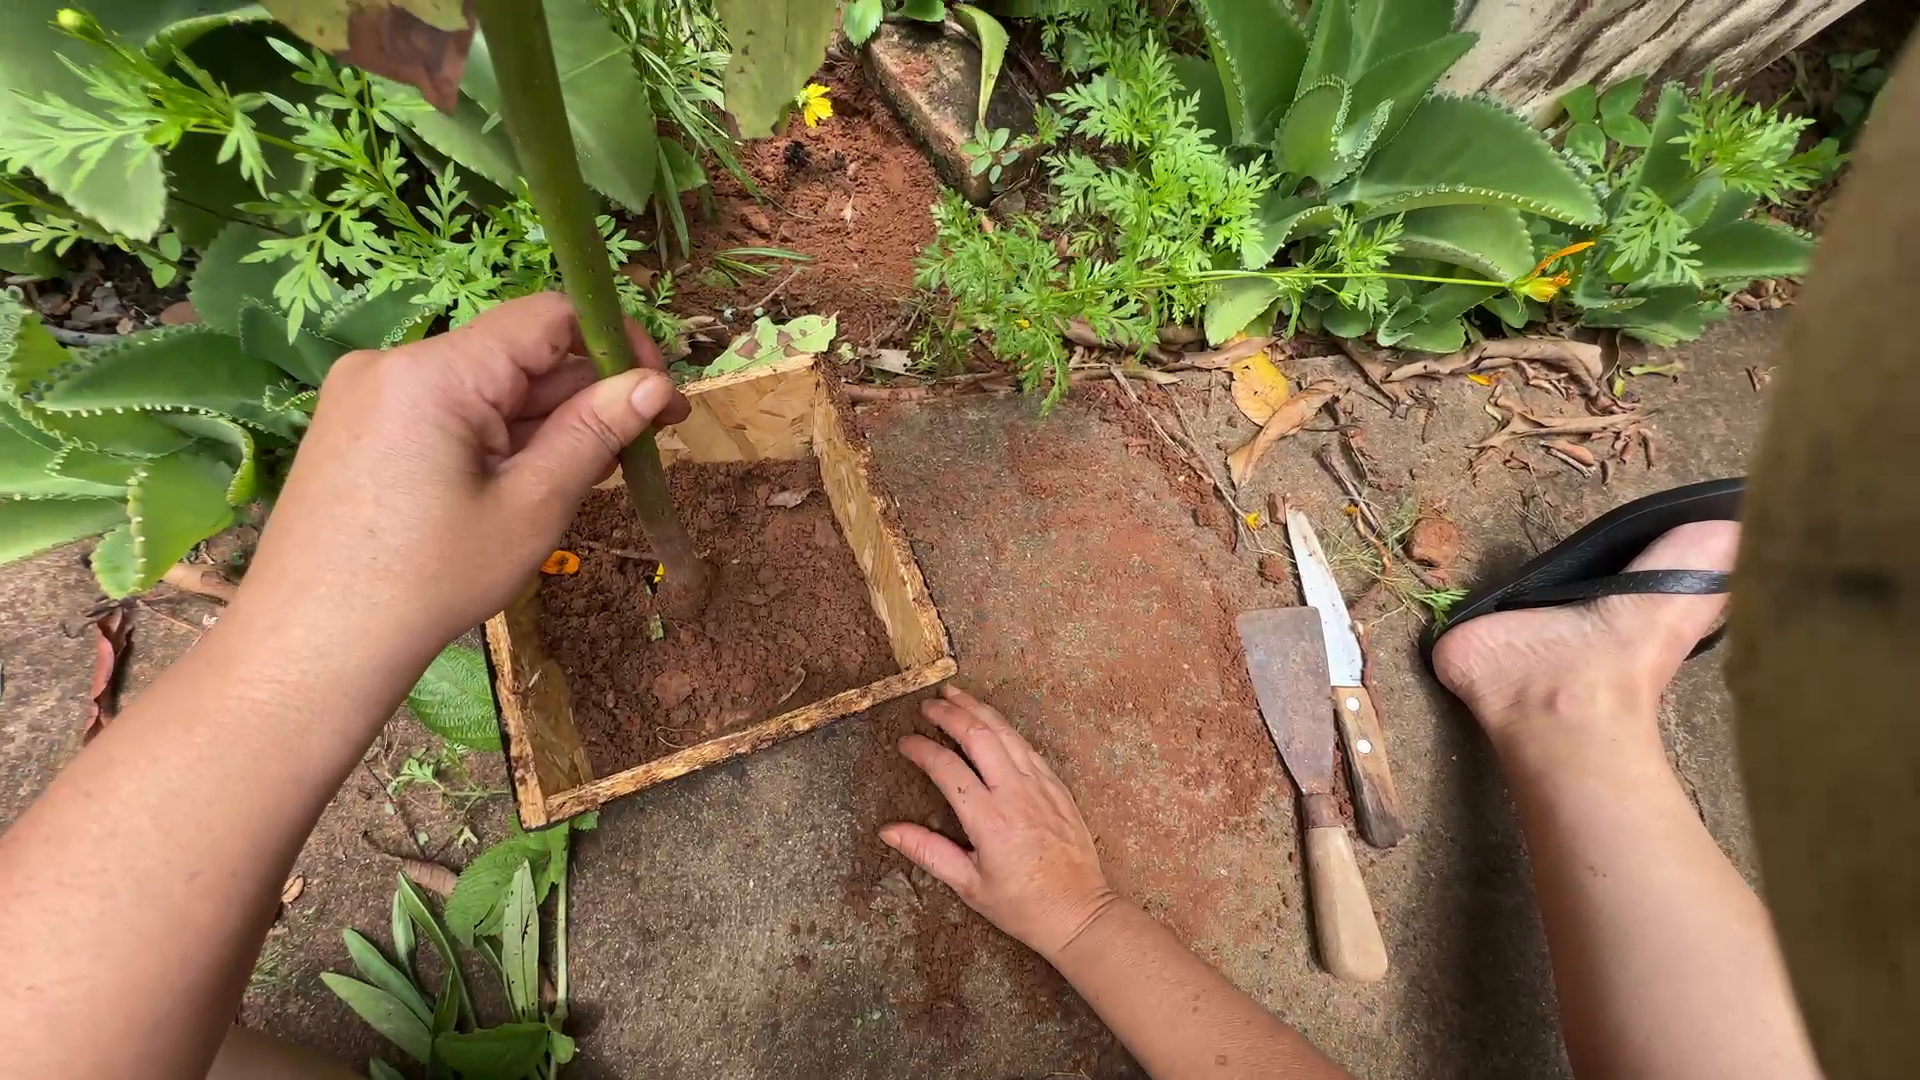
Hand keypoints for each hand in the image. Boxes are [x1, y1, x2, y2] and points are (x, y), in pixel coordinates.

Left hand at [237, 292, 690, 663]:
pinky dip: (512, 437)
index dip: (615, 343)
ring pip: (496, 388)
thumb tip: (658, 384)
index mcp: (436, 373)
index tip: (657, 394)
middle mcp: (398, 365)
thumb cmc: (434, 577)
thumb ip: (596, 433)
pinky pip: (461, 412)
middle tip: (649, 440)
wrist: (317, 644)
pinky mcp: (369, 427)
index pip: (547, 317)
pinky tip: (542, 477)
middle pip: (522, 356)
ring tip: (600, 470)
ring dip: (555, 421)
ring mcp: (376, 396)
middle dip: (592, 393)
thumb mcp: (534, 504)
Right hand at [882, 686, 1117, 960]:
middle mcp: (1015, 793)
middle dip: (950, 715)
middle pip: (978, 736)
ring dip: (977, 709)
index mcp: (990, 820)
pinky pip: (1025, 745)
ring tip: (955, 695)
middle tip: (928, 706)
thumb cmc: (1022, 905)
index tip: (905, 743)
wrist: (1080, 912)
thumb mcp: (969, 885)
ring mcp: (1039, 784)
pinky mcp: (1056, 784)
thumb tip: (889, 831)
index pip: (948, 769)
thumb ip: (928, 851)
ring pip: (1005, 732)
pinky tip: (990, 720)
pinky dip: (1003, 726)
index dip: (922, 750)